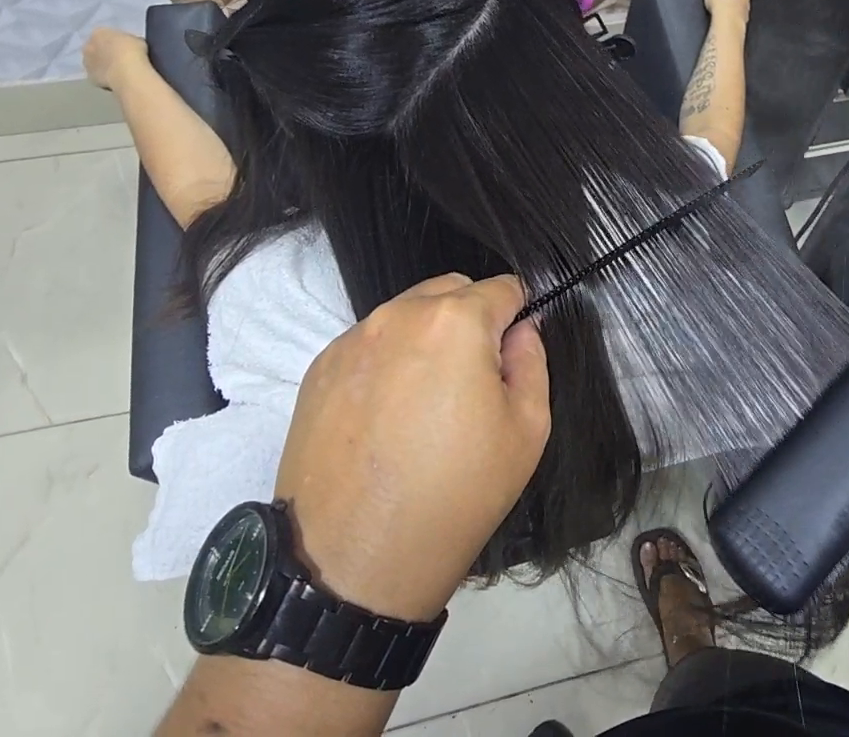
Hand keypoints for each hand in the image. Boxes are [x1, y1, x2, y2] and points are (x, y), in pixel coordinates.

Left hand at [82, 28, 147, 89]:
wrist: (128, 73)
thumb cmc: (134, 52)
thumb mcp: (138, 41)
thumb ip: (130, 42)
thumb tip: (131, 47)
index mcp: (99, 32)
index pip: (105, 34)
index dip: (116, 41)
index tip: (126, 47)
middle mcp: (88, 45)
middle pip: (96, 47)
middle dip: (105, 52)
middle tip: (121, 58)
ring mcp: (87, 62)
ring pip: (94, 62)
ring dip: (103, 64)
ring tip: (119, 70)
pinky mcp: (90, 77)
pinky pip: (98, 75)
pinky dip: (105, 77)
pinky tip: (117, 79)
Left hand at [275, 274, 550, 621]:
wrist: (353, 561)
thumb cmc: (455, 494)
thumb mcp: (526, 432)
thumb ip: (531, 363)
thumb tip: (520, 331)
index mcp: (455, 322)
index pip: (503, 288)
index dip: (519, 316)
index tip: (515, 355)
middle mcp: (396, 316)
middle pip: (450, 291)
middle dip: (473, 319)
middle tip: (475, 382)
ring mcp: (350, 341)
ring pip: (406, 315)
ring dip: (428, 339)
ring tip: (427, 405)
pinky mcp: (317, 371)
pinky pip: (369, 345)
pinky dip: (388, 362)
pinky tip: (388, 417)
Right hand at [705, 0, 749, 27]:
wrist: (727, 18)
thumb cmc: (718, 0)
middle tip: (717, 1)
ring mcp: (747, 2)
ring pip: (738, 2)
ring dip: (731, 5)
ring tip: (721, 11)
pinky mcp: (747, 15)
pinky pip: (739, 13)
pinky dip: (733, 14)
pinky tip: (726, 18)